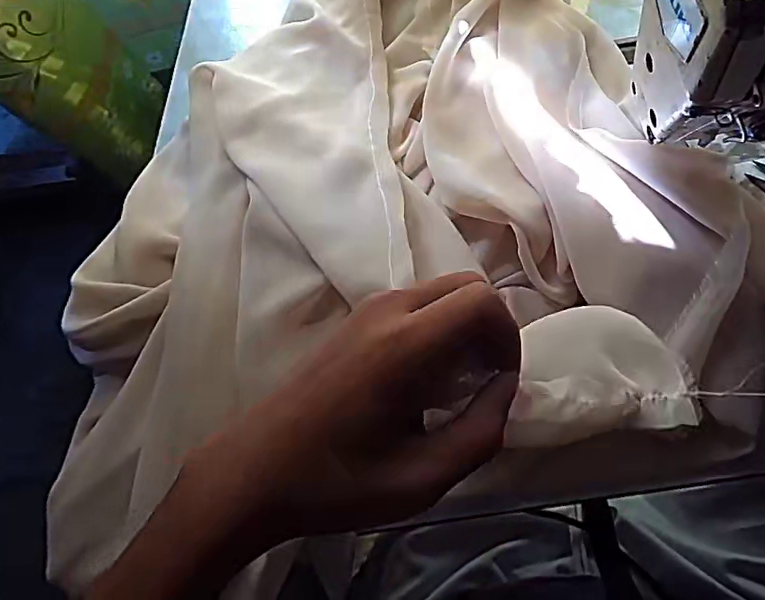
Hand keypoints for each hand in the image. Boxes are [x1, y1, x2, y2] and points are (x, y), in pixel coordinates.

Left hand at [222, 271, 521, 536]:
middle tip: (486, 377)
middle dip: (491, 326)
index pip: (481, 301)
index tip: (503, 379)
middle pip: (468, 284)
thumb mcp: (419, 480)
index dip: (508, 336)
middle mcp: (390, 308)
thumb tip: (507, 389)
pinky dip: (441, 322)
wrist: (256, 468)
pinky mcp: (359, 312)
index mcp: (404, 344)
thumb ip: (480, 435)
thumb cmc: (336, 480)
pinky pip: (420, 299)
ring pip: (444, 288)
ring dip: (465, 323)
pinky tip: (424, 373)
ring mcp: (371, 304)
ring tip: (456, 380)